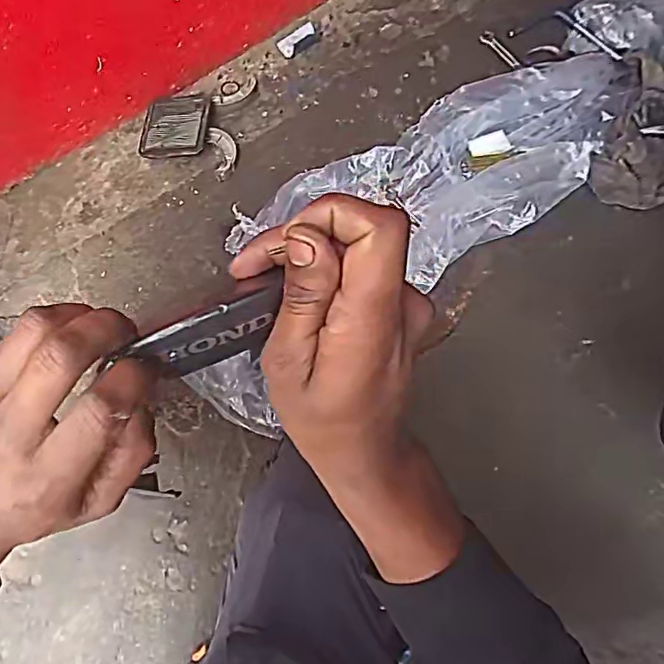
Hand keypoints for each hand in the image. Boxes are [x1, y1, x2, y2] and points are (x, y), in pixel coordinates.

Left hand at [0, 305, 156, 614]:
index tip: (145, 368)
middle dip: (104, 331)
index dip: (132, 379)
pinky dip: (53, 318)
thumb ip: (132, 456)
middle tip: (126, 331)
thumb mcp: (96, 504)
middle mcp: (14, 432)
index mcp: (49, 474)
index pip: (97, 411)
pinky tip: (71, 327)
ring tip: (100, 323)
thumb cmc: (31, 510)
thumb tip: (143, 404)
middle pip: (60, 359)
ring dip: (77, 317)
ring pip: (33, 333)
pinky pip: (16, 331)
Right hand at [229, 194, 462, 581]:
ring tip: (267, 278)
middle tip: (257, 263)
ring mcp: (407, 302)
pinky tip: (296, 291)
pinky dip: (324, 266)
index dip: (330, 214)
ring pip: (356, 244)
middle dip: (302, 232)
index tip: (286, 240)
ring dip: (308, 250)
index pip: (379, 227)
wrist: (363, 450)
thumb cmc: (322, 420)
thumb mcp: (288, 362)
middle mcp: (402, 303)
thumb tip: (306, 239)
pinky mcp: (399, 303)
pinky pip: (361, 263)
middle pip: (362, 228)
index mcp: (373, 317)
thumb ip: (302, 295)